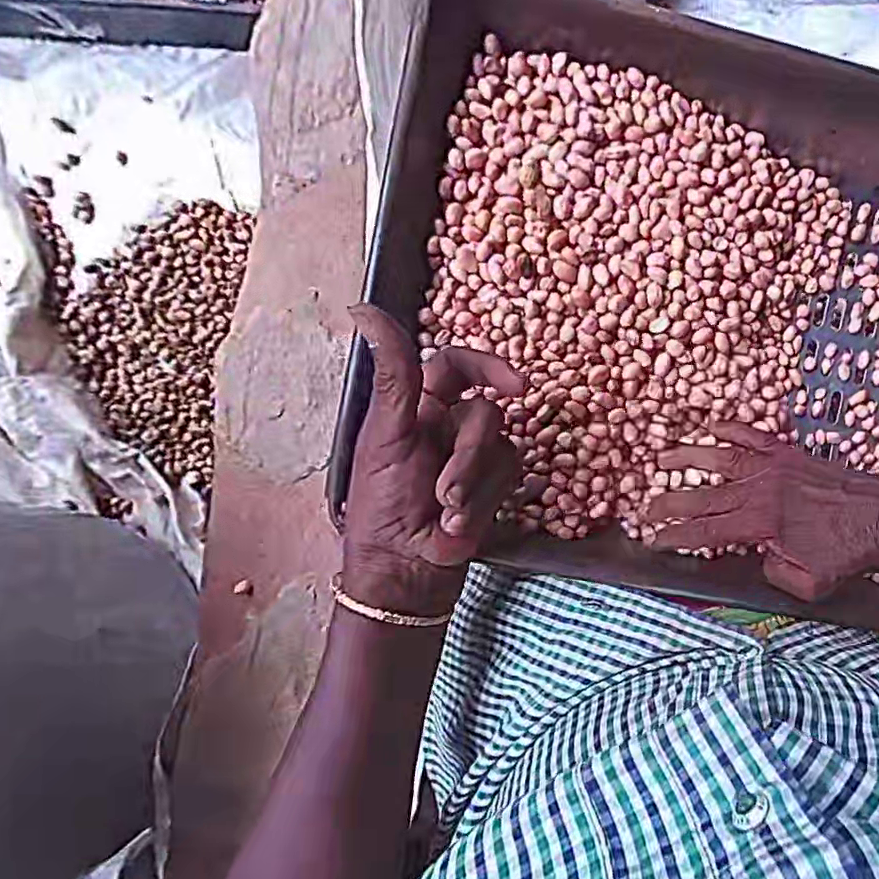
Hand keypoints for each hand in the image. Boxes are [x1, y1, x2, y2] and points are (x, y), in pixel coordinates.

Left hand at [342, 305, 526, 615]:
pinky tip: (457, 525)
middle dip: (469, 456)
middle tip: (445, 491)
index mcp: (418, 407)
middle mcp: (450, 426)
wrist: (404, 568)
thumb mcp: (386, 436)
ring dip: (473, 485)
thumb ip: (393, 374)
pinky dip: (483, 502)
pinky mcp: (494, 486)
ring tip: (446, 513)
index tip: (514, 386)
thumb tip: (364, 310)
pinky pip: (509, 477)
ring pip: (503, 448)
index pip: (458, 366)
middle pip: (487, 414)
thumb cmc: (382, 503)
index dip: (488, 367)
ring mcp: (474, 457)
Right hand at [640, 422, 878, 601]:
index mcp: (759, 524)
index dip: (676, 538)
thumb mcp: (808, 583)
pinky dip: (730, 429)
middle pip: (702, 497)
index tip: (656, 541)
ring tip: (661, 459)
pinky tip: (712, 427)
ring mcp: (772, 468)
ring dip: (686, 459)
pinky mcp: (788, 454)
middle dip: (669, 504)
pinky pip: (752, 437)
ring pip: (718, 459)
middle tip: (646, 510)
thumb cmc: (849, 553)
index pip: (705, 533)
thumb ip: (773, 573)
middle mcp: (759, 491)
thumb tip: (757, 557)